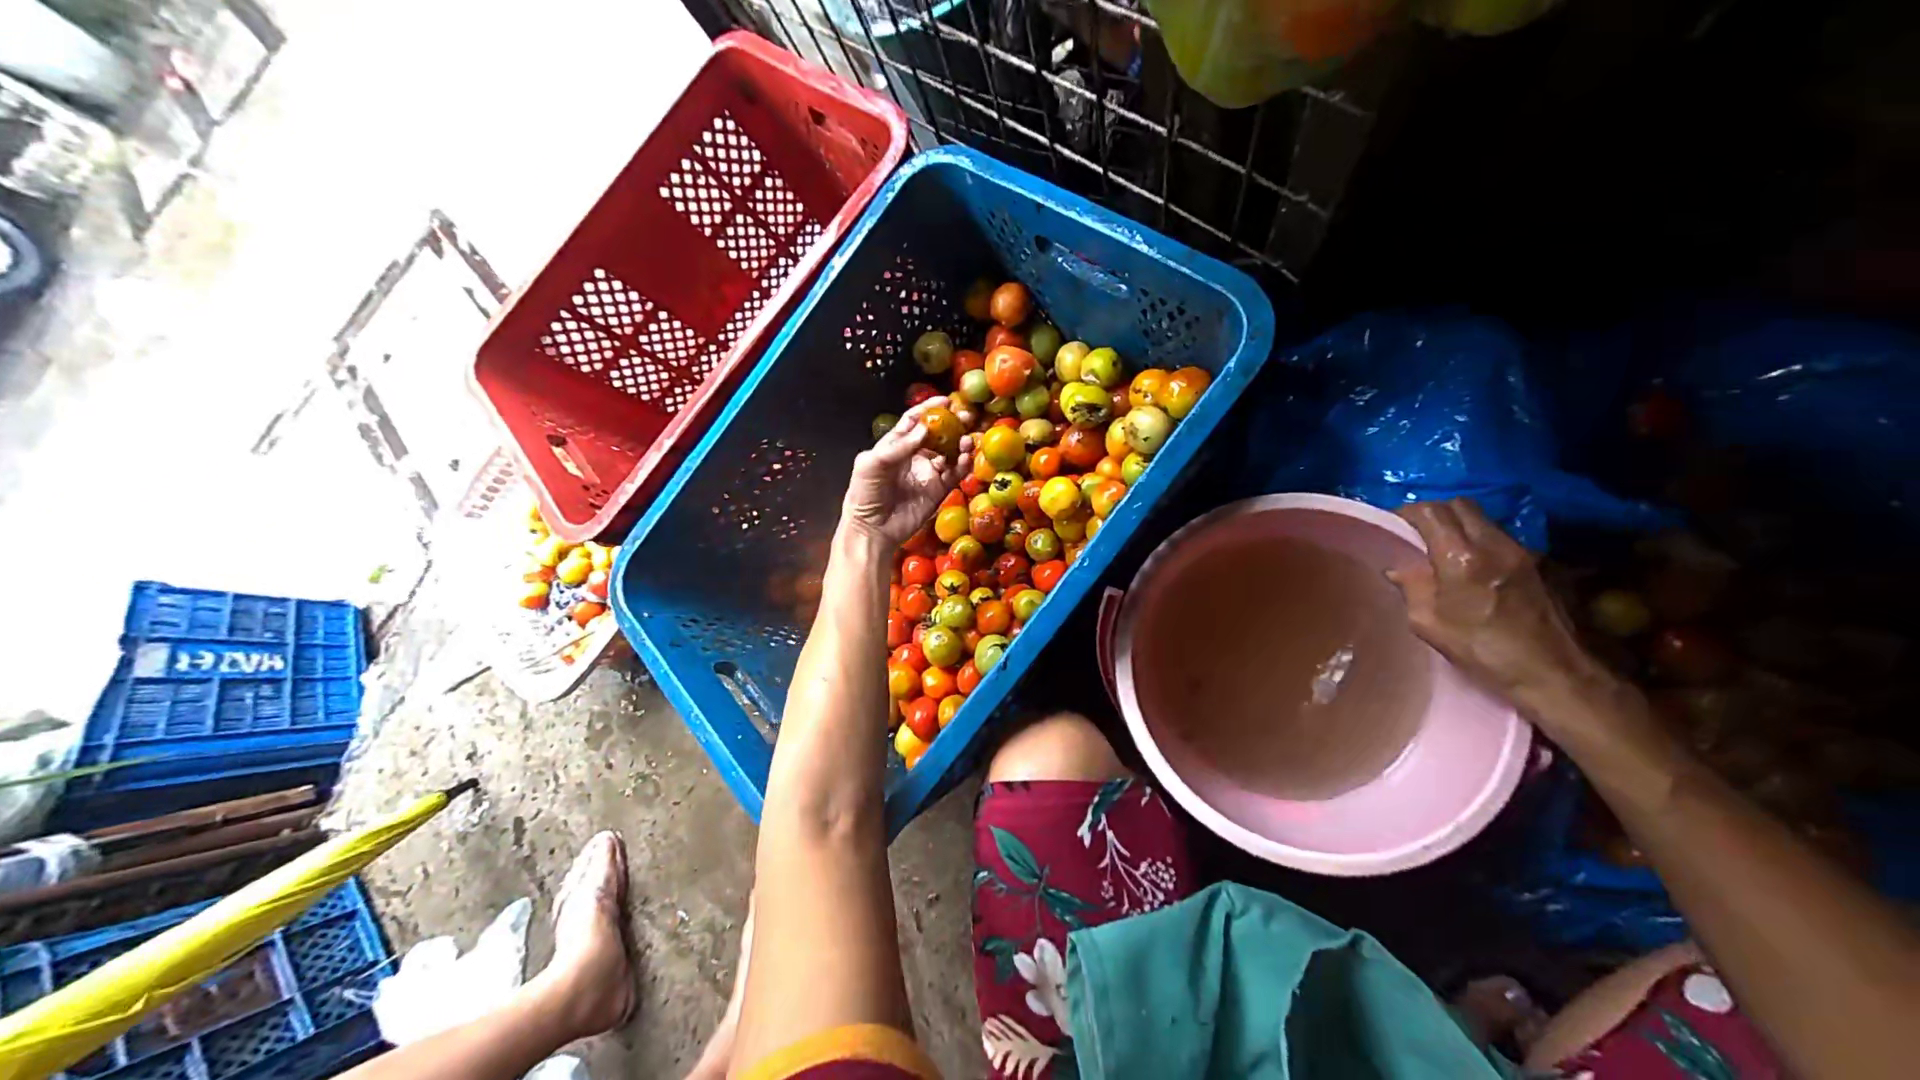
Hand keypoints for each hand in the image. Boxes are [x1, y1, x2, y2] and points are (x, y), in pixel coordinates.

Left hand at [841, 397, 970, 547]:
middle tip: (966, 416)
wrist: (872, 529)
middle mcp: (914, 456)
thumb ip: (898, 445)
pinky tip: (965, 457)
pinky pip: (954, 474)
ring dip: (960, 443)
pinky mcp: (938, 490)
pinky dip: (962, 464)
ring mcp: (927, 473)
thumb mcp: (872, 463)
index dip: (929, 409)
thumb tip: (924, 429)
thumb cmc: (865, 494)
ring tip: (967, 439)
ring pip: (949, 453)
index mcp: (895, 445)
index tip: (945, 401)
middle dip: (952, 424)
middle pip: (937, 434)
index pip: (914, 421)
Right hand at [1388, 498, 1609, 708]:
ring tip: (1442, 548)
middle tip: (1417, 533)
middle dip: (1434, 513)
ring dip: (1458, 525)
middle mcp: (1492, 544)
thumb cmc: (1482, 650)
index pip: (1431, 512)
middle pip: (1459, 505)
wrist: (1551, 672)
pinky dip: (1478, 539)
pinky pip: (1498, 536)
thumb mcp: (1429, 623)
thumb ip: (1412, 588)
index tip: (1395, 526)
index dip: (1408, 512)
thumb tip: (1398, 569)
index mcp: (1461, 558)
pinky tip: (1472, 565)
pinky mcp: (1535, 561)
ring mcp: (1519, 550)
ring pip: (1481, 518)